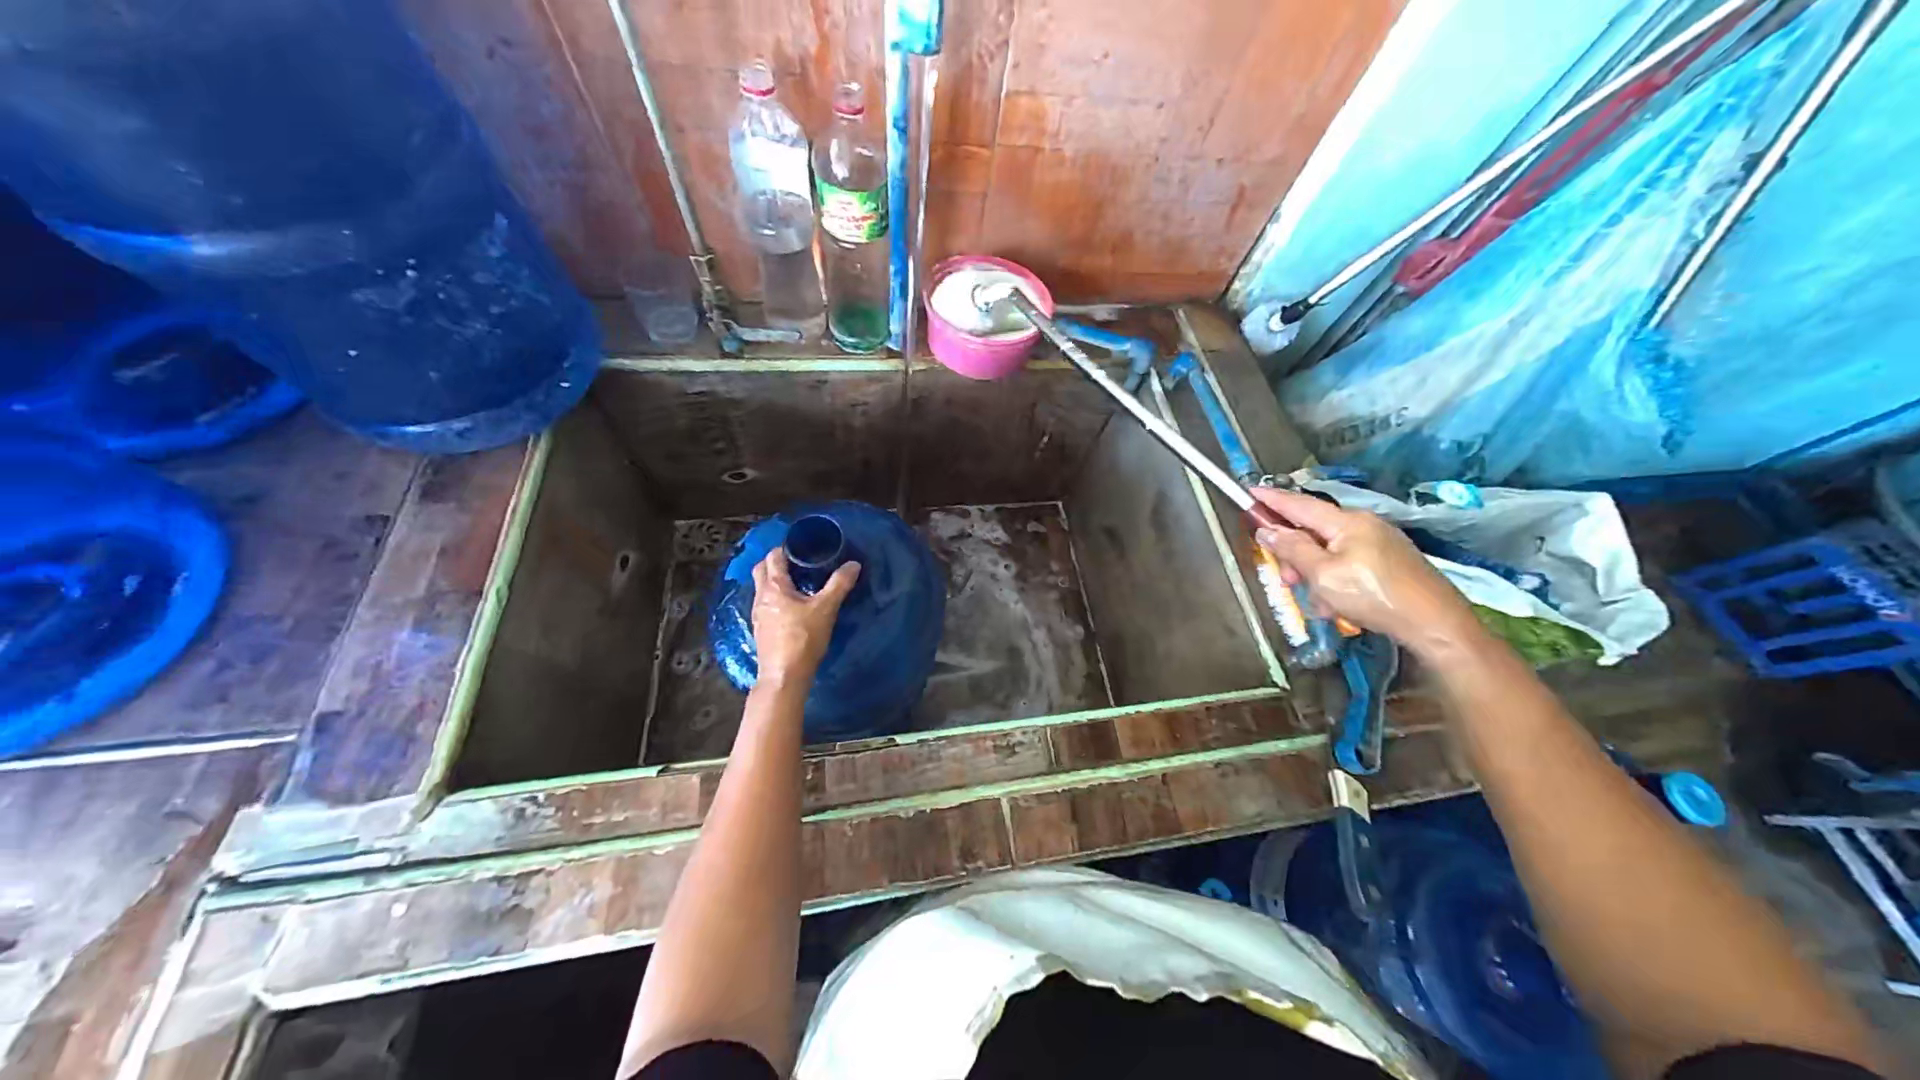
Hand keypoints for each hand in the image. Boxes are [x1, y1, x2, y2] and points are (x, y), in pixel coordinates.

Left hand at [751, 548, 859, 685]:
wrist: (784, 676)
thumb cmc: (803, 639)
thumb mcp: (826, 609)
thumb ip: (839, 584)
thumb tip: (853, 564)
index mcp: (774, 586)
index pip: (774, 556)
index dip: (786, 548)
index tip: (802, 546)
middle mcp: (761, 596)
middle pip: (761, 569)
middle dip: (775, 561)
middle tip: (796, 562)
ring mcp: (758, 614)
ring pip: (762, 588)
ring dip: (774, 581)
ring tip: (797, 583)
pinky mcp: (761, 629)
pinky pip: (765, 604)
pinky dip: (775, 598)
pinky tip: (791, 607)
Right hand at [1251, 487, 1482, 658]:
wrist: (1436, 624)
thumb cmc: (1374, 596)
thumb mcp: (1323, 575)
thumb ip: (1292, 550)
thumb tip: (1268, 530)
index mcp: (1347, 522)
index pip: (1299, 505)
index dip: (1272, 499)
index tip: (1250, 491)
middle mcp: (1364, 525)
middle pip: (1313, 531)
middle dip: (1294, 555)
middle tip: (1287, 581)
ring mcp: (1380, 543)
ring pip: (1330, 552)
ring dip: (1315, 575)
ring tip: (1321, 604)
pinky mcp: (1391, 562)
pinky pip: (1348, 563)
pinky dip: (1335, 581)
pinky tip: (1340, 606)